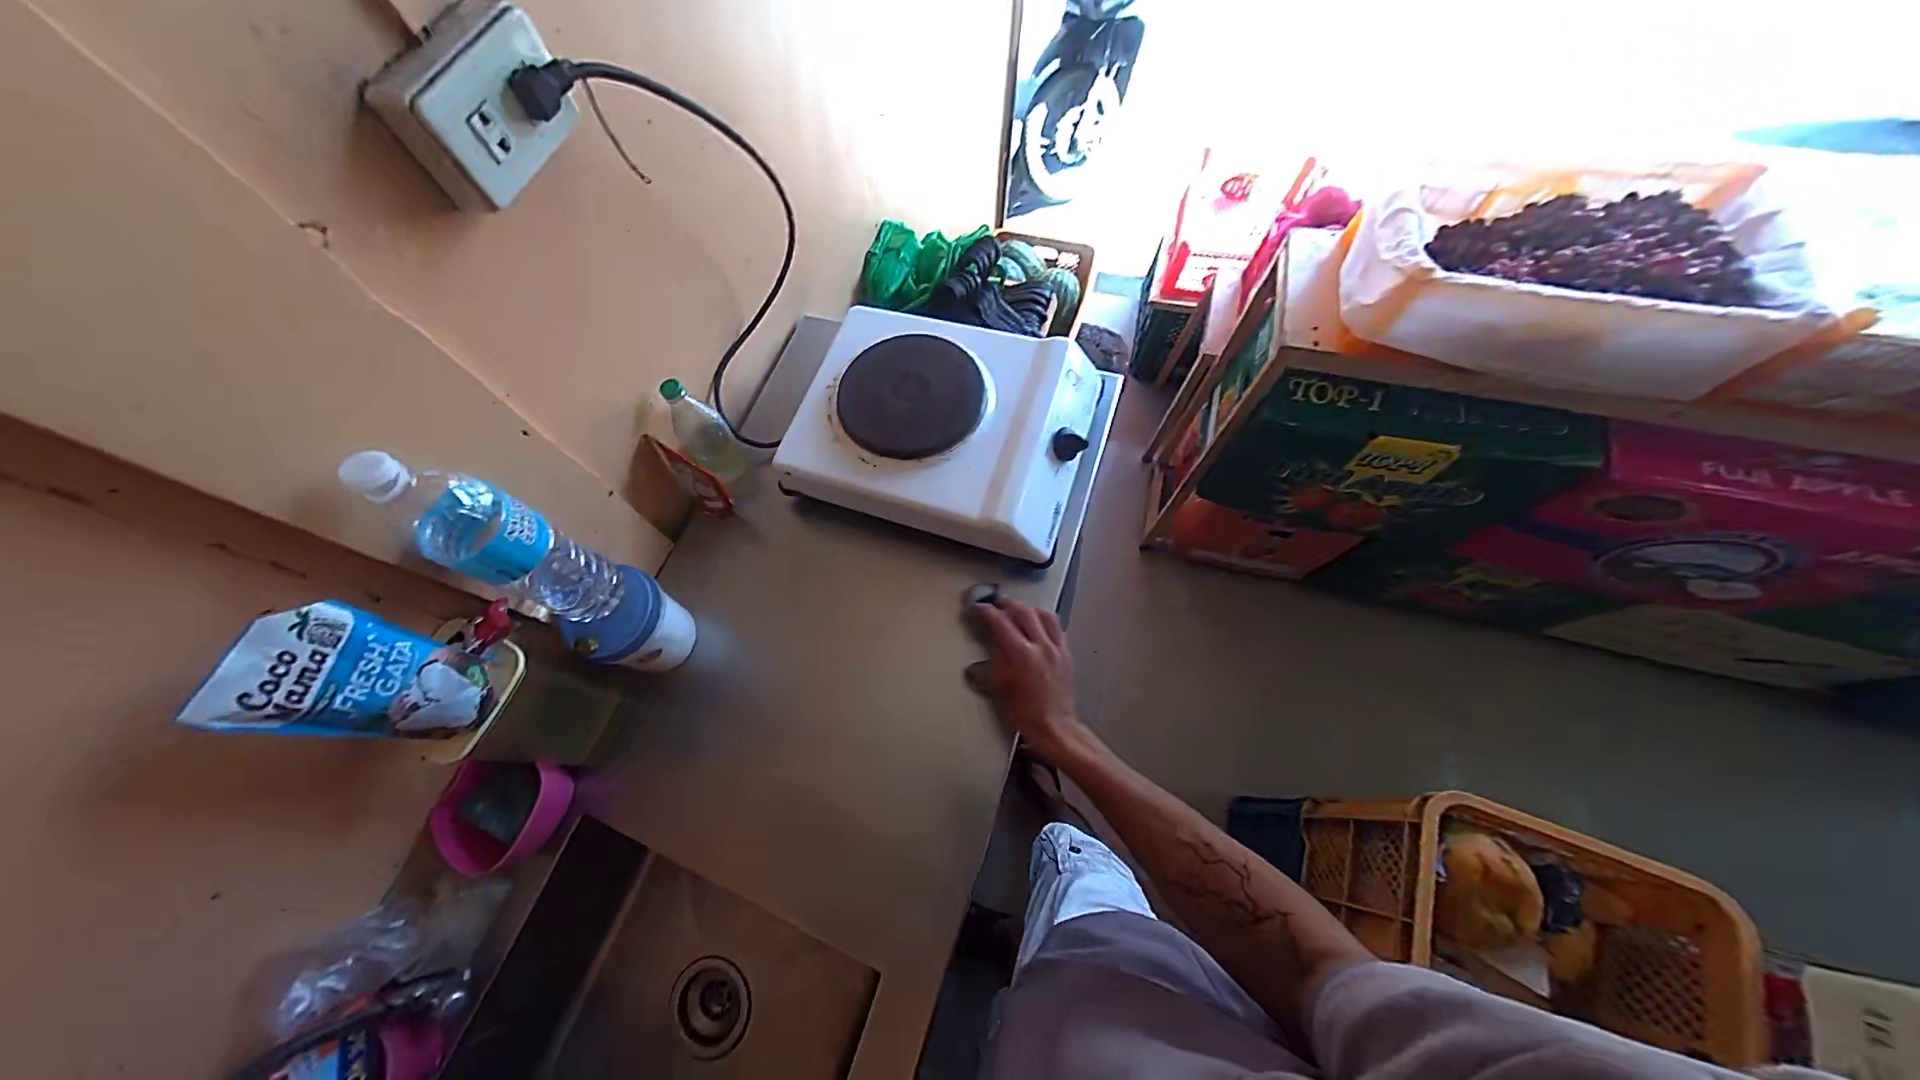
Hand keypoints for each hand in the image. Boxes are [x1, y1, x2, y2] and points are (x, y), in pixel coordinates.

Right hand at [973, 599, 1090, 760]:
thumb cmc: (1026, 713)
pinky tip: (1039, 625)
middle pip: (1024, 612)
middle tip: (998, 606)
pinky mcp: (1066, 654)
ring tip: (1019, 611)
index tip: (981, 608)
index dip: (988, 612)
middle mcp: (1041, 647)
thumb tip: (993, 641)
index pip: (1001, 623)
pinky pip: (1057, 628)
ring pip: (1044, 615)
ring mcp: (1057, 649)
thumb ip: (996, 657)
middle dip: (1008, 605)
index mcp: (1021, 655)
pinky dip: (1045, 621)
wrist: (1054, 726)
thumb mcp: (1000, 685)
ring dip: (1029, 609)